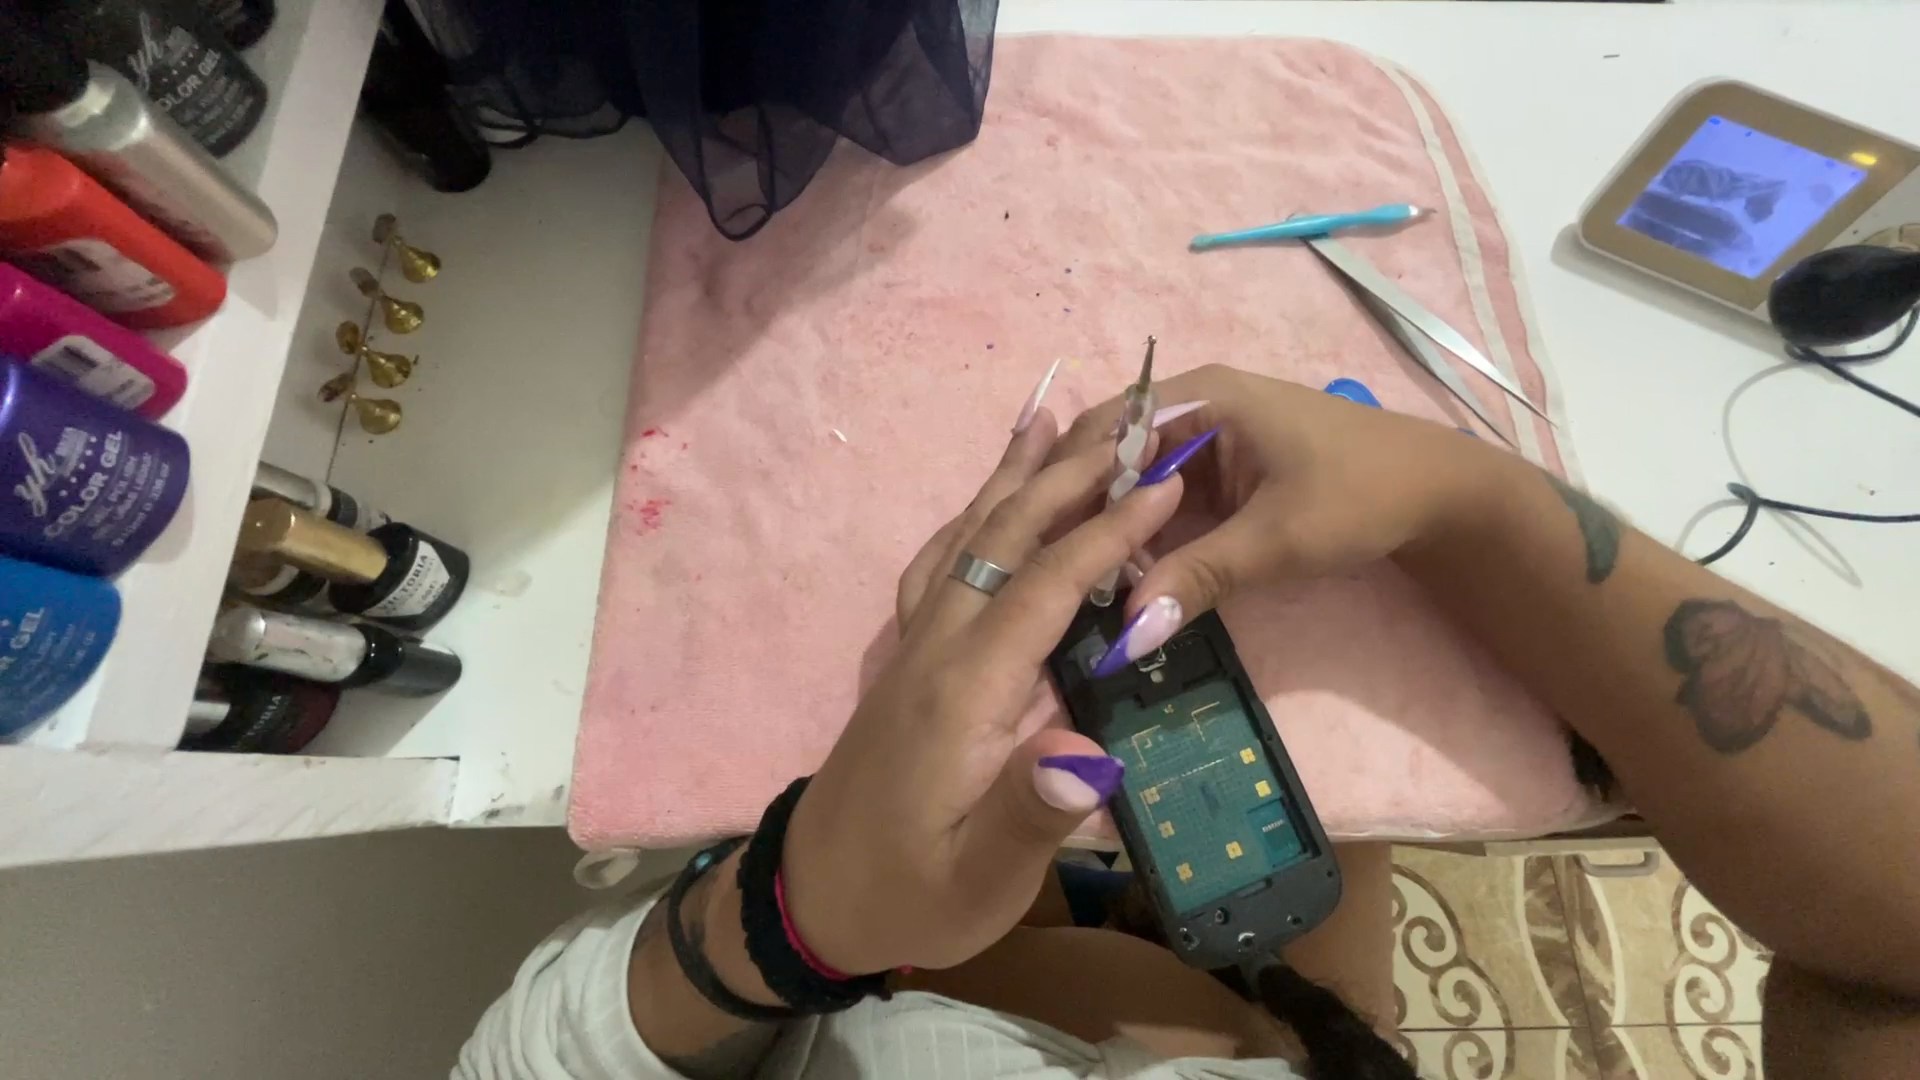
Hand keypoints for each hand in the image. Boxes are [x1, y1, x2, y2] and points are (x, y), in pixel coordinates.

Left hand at [778, 408, 1188, 974]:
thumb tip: (1090, 752)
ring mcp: (915, 643)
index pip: (1045, 587)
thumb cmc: (909, 890)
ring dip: (1009, 476)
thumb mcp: (978, 880)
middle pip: (1000, 538)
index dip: (1106, 533)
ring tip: (1043, 417)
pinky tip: (984, 501)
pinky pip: (938, 564)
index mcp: (964, 690)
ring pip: (964, 537)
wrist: (814, 892)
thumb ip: (1029, 815)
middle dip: (1064, 477)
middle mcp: (936, 645)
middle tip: (1122, 424)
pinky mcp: (909, 654)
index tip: (1163, 485)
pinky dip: (968, 517)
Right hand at [1052, 365, 1512, 661]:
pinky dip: (1143, 534)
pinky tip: (1125, 572)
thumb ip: (1199, 579)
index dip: (1069, 481)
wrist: (1439, 497)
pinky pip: (1161, 500)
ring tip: (1079, 576)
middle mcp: (1191, 407)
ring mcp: (1203, 440)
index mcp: (1201, 395)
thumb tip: (1129, 634)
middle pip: (1111, 455)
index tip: (1042, 540)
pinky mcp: (1216, 473)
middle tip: (1054, 568)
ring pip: (1133, 482)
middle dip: (1086, 510)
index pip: (1104, 428)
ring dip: (1113, 527)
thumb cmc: (1363, 494)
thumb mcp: (1278, 538)